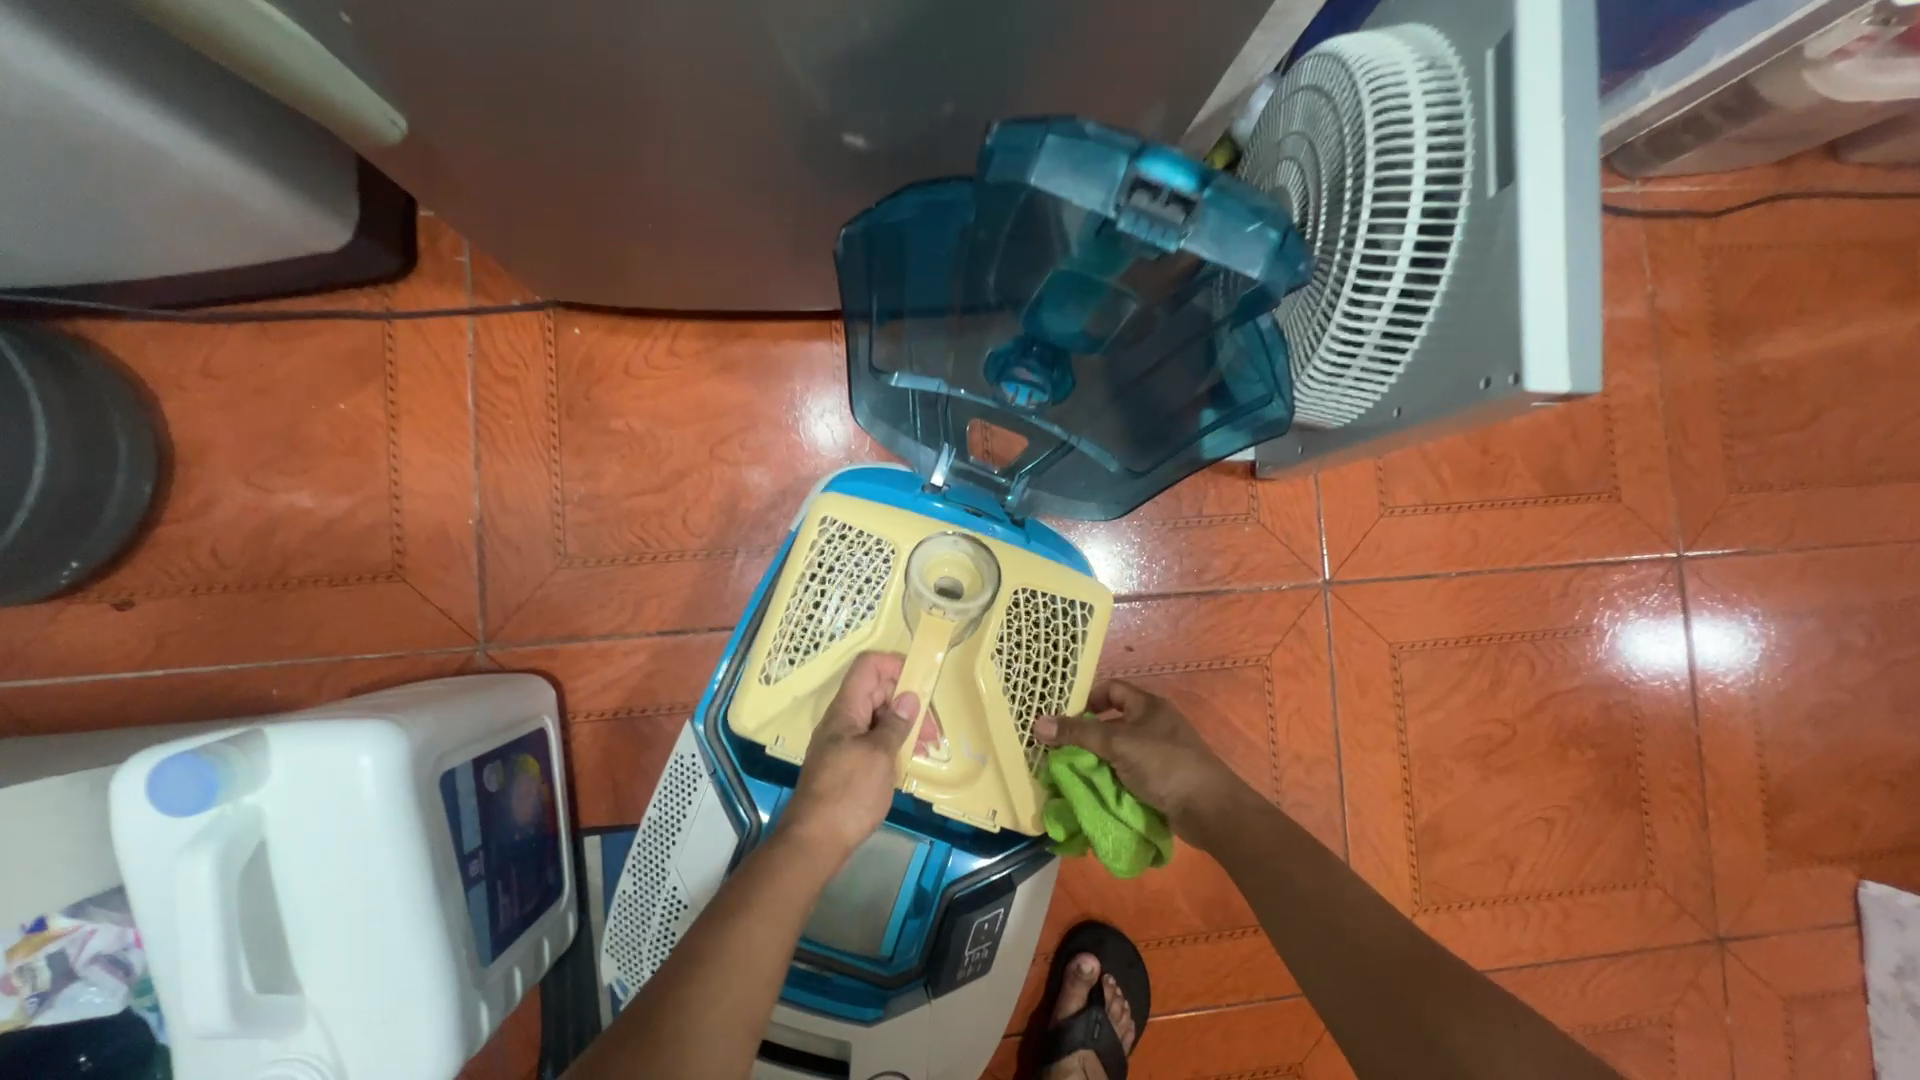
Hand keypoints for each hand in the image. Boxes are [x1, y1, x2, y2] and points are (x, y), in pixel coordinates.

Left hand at [781, 652, 916, 862]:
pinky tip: (908, 762)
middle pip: (877, 691)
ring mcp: (843, 743)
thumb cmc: (848, 794)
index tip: (922, 684)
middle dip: (908, 701)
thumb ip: (895, 724)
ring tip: (927, 748)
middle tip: (932, 730)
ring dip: (904, 726)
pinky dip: (893, 745)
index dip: (896, 665)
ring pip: (878, 719)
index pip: (869, 666)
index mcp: (846, 710)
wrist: (815, 842)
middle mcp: (843, 721)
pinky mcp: (846, 765)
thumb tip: (909, 697)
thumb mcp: (878, 756)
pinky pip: (873, 742)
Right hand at [1035, 681, 1248, 836]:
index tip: (1066, 720)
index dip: (1088, 700)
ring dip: (1097, 762)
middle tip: (1060, 751)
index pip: (1112, 690)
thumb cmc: (1164, 764)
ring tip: (1072, 774)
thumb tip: (1037, 723)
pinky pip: (1128, 775)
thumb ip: (1078, 734)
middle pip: (1112, 723)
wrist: (1208, 808)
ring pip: (1118, 752)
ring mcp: (1159, 754)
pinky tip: (1095, 792)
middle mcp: (1154, 725)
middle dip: (1087, 737)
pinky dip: (1112, 781)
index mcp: (1148, 706)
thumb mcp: (1117, 744)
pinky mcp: (1162, 780)